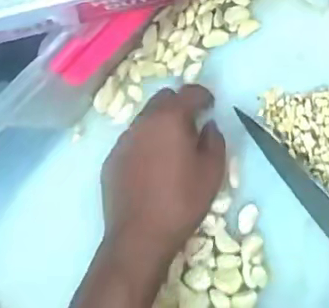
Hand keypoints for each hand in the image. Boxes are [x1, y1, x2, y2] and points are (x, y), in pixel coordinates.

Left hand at [101, 84, 226, 268]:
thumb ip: (215, 141)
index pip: (189, 91)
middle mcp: (144, 120)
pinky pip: (133, 140)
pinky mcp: (112, 157)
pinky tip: (151, 168)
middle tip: (191, 126)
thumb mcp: (211, 174)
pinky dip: (144, 144)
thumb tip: (209, 125)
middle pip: (164, 98)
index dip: (203, 95)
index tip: (210, 106)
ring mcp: (125, 138)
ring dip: (160, 124)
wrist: (138, 237)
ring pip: (146, 118)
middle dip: (179, 105)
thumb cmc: (180, 203)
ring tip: (171, 150)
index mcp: (170, 117)